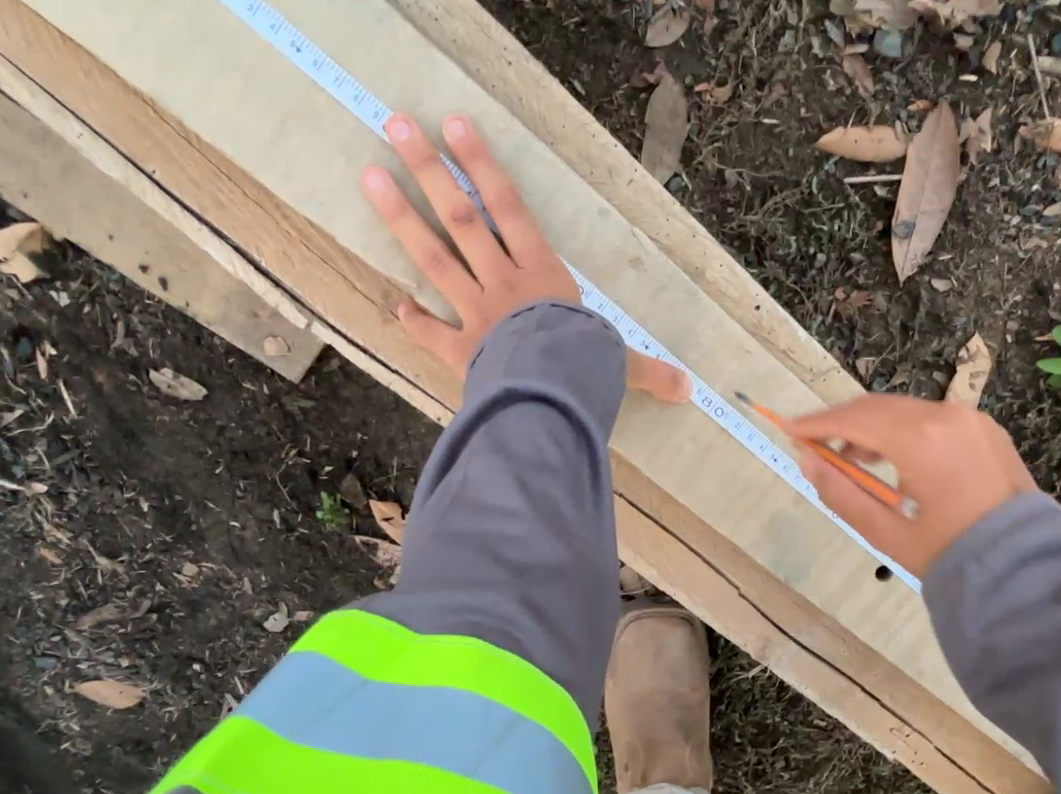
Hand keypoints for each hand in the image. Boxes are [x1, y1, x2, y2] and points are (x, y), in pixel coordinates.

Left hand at [361, 114, 689, 402]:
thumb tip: (689, 389)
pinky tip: (395, 303)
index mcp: (543, 275)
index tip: (453, 125)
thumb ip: (648, 372)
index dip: (482, 167)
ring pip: (435, 259)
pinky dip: (414, 320)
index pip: (509, 210)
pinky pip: (431, 332)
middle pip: (461, 220)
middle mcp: (503, 284)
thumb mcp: (622, 366)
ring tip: (370, 178)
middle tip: (395, 127)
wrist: (549, 402)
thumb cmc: (585, 370)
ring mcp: (476, 314)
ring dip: (402, 220)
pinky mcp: (459, 352)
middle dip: (429, 171)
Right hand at [783, 395, 1037, 577]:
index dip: (818, 424)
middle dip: (842, 424)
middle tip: (815, 446)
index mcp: (921, 440)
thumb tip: (808, 461)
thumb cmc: (952, 555)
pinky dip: (903, 431)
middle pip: (878, 408)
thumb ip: (842, 494)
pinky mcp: (984, 428)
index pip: (855, 420)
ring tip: (851, 460)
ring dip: (872, 428)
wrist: (1026, 567)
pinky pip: (931, 419)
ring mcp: (970, 419)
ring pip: (905, 410)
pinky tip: (892, 459)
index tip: (790, 430)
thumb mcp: (888, 533)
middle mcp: (946, 416)